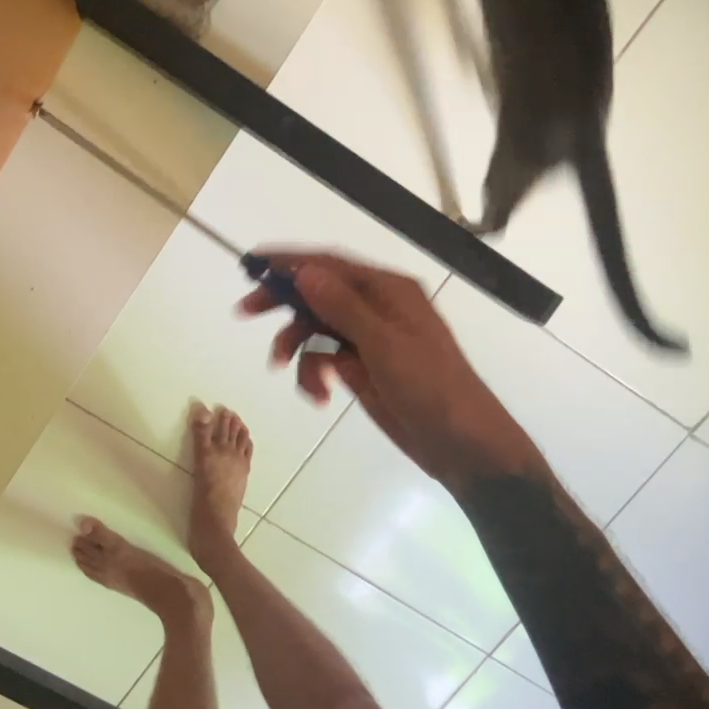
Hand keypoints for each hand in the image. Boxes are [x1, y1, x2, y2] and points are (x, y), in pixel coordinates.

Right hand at [240, 253, 546, 489]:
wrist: (463, 445)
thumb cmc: (432, 390)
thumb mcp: (384, 346)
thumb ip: (343, 307)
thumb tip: (305, 272)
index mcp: (387, 291)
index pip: (330, 264)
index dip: (289, 262)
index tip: (252, 266)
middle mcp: (375, 308)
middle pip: (317, 294)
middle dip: (282, 305)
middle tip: (246, 312)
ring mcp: (367, 339)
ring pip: (315, 329)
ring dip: (296, 348)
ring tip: (283, 370)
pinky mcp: (361, 368)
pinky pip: (322, 360)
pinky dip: (312, 375)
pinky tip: (319, 395)